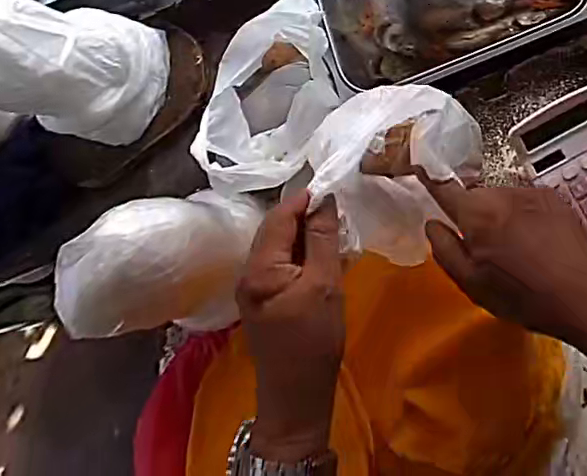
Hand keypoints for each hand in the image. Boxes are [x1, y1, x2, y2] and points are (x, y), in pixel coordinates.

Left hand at [237, 189, 344, 461]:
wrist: (297, 398)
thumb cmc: (313, 341)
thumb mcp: (325, 284)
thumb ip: (323, 237)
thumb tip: (325, 198)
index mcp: (259, 267)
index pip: (280, 216)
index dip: (305, 198)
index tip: (334, 187)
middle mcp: (248, 271)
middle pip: (276, 227)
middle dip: (305, 213)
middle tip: (338, 207)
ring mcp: (253, 285)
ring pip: (280, 242)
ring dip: (306, 232)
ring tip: (335, 226)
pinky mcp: (264, 296)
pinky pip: (282, 259)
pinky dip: (303, 250)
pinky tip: (323, 251)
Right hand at [421, 176, 586, 344]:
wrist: (585, 293)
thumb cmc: (526, 295)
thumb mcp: (474, 285)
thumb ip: (446, 251)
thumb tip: (433, 225)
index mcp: (476, 213)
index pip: (443, 186)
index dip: (429, 176)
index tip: (420, 167)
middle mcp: (500, 193)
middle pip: (475, 197)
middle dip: (474, 216)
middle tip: (484, 250)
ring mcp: (528, 191)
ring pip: (500, 199)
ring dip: (500, 217)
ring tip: (516, 252)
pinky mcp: (551, 197)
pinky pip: (525, 202)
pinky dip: (524, 217)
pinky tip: (537, 244)